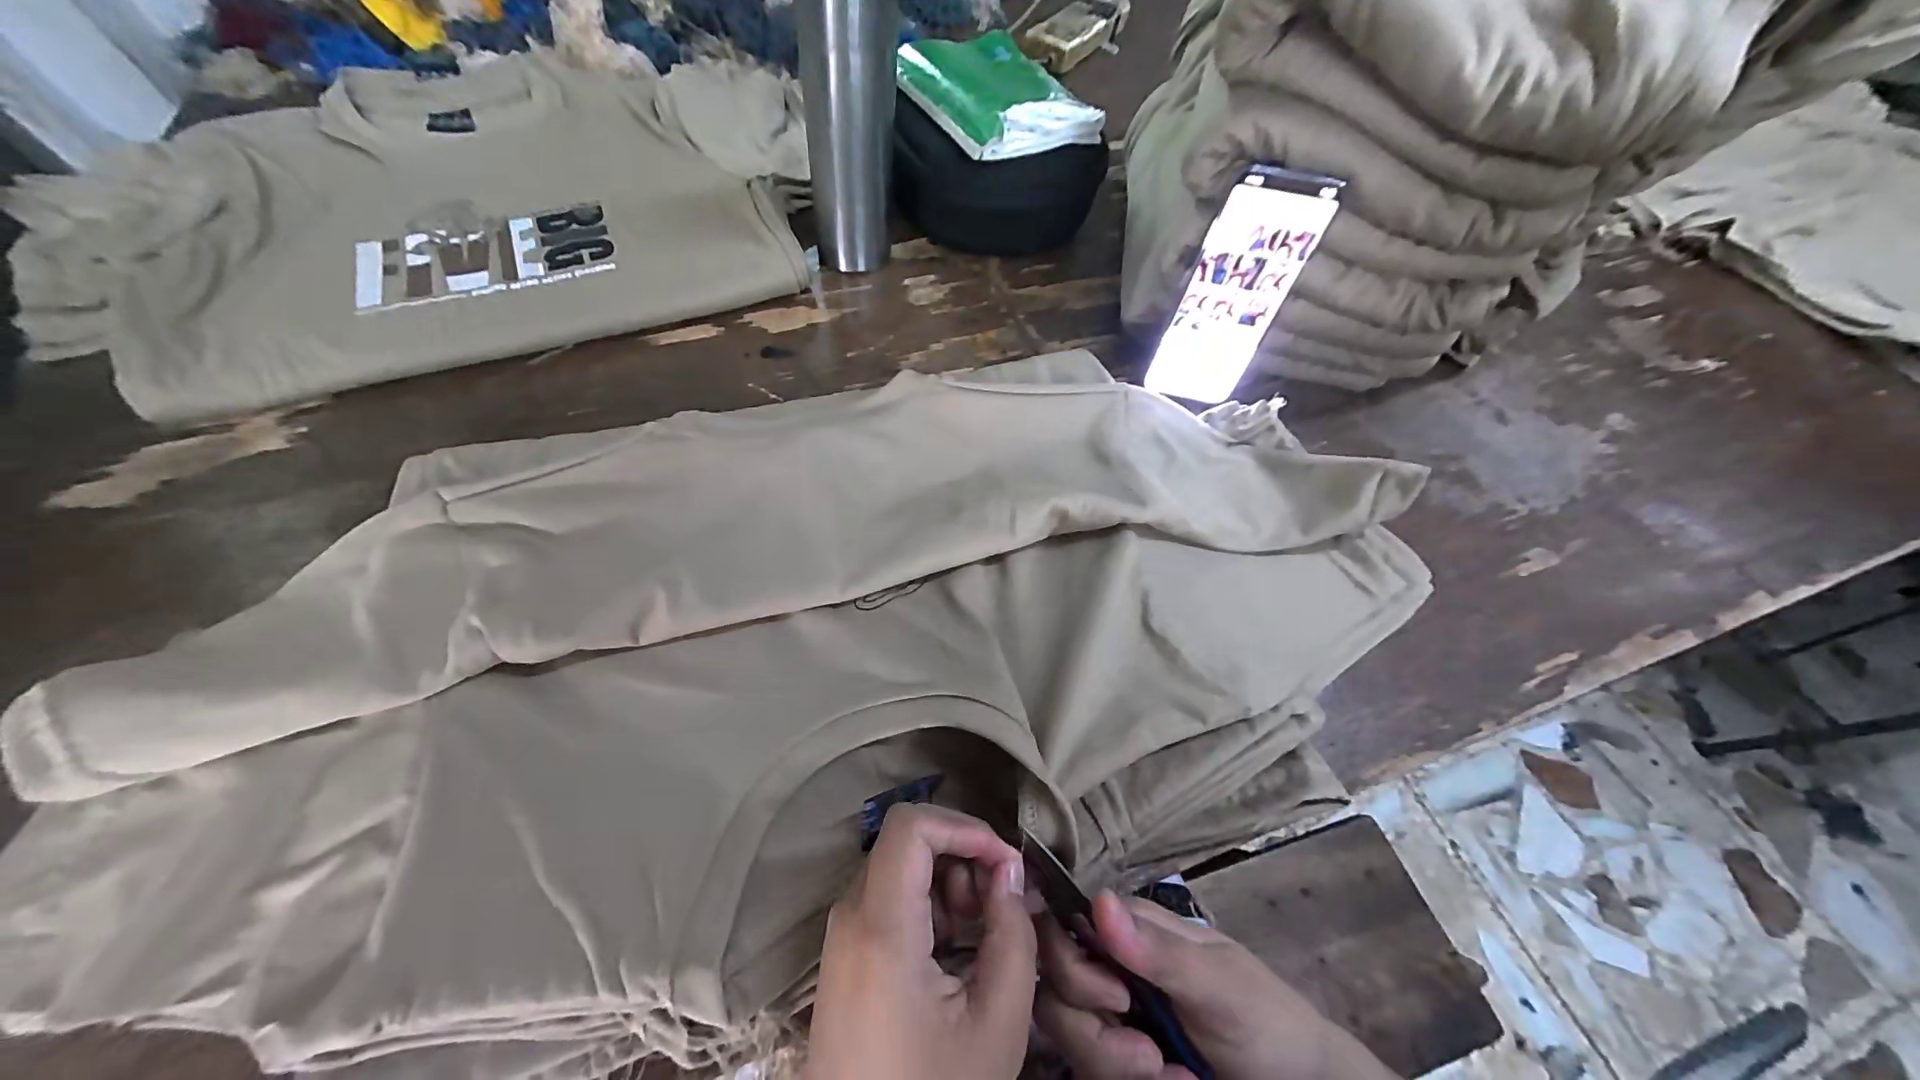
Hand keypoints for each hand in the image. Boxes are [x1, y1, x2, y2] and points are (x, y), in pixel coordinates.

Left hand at [805, 804, 1036, 1079]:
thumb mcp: (996, 1021)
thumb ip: (1012, 934)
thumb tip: (1010, 870)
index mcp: (881, 925)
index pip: (911, 824)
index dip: (964, 827)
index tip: (1006, 862)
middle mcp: (851, 915)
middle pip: (907, 843)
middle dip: (962, 857)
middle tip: (1000, 904)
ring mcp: (843, 932)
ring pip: (899, 867)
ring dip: (949, 883)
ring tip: (983, 931)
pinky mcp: (846, 951)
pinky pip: (888, 898)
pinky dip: (928, 904)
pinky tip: (955, 948)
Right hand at [1034, 891, 1397, 1079]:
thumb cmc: (1265, 1020)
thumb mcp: (1218, 986)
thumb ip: (1157, 951)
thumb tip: (1098, 899)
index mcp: (1127, 929)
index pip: (1058, 932)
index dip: (1073, 972)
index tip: (1118, 1001)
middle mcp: (1109, 965)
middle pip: (1055, 994)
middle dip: (1096, 1038)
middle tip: (1151, 1060)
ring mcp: (1112, 1015)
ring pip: (1068, 1037)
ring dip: (1114, 1067)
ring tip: (1175, 1079)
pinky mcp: (1117, 1056)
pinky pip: (1092, 1067)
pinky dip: (1125, 1079)